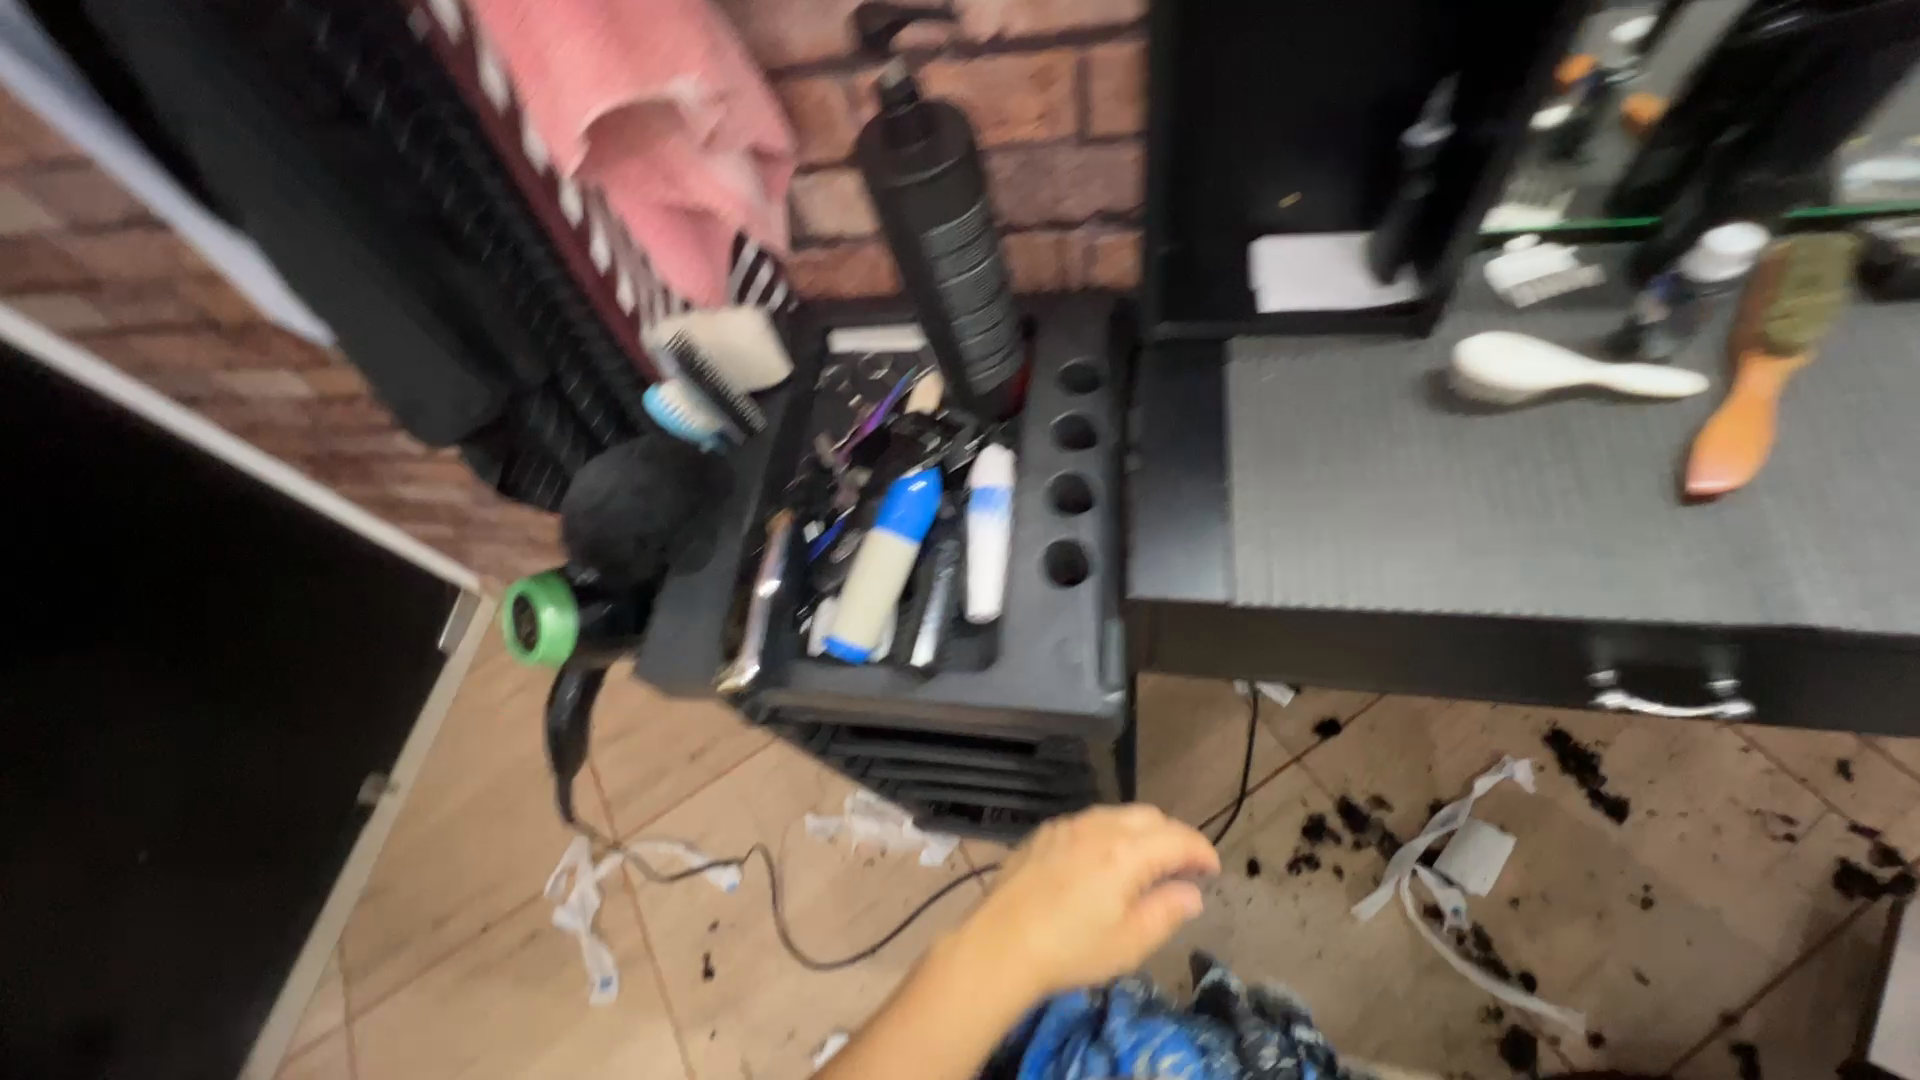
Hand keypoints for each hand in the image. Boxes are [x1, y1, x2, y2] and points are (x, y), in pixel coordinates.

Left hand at [942, 803, 1220, 1005]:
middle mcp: (1097, 827)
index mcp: (1125, 852)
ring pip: (1116, 815)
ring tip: (1145, 864)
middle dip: (1173, 836)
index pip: (1177, 837)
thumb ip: (1166, 911)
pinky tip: (1102, 863)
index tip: (1212, 869)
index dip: (1201, 850)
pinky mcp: (1043, 834)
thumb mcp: (1130, 943)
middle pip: (1148, 816)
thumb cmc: (1071, 950)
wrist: (1000, 944)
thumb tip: (1191, 893)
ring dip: (1139, 832)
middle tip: (1183, 867)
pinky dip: (1108, 835)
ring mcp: (1066, 826)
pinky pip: (1087, 823)